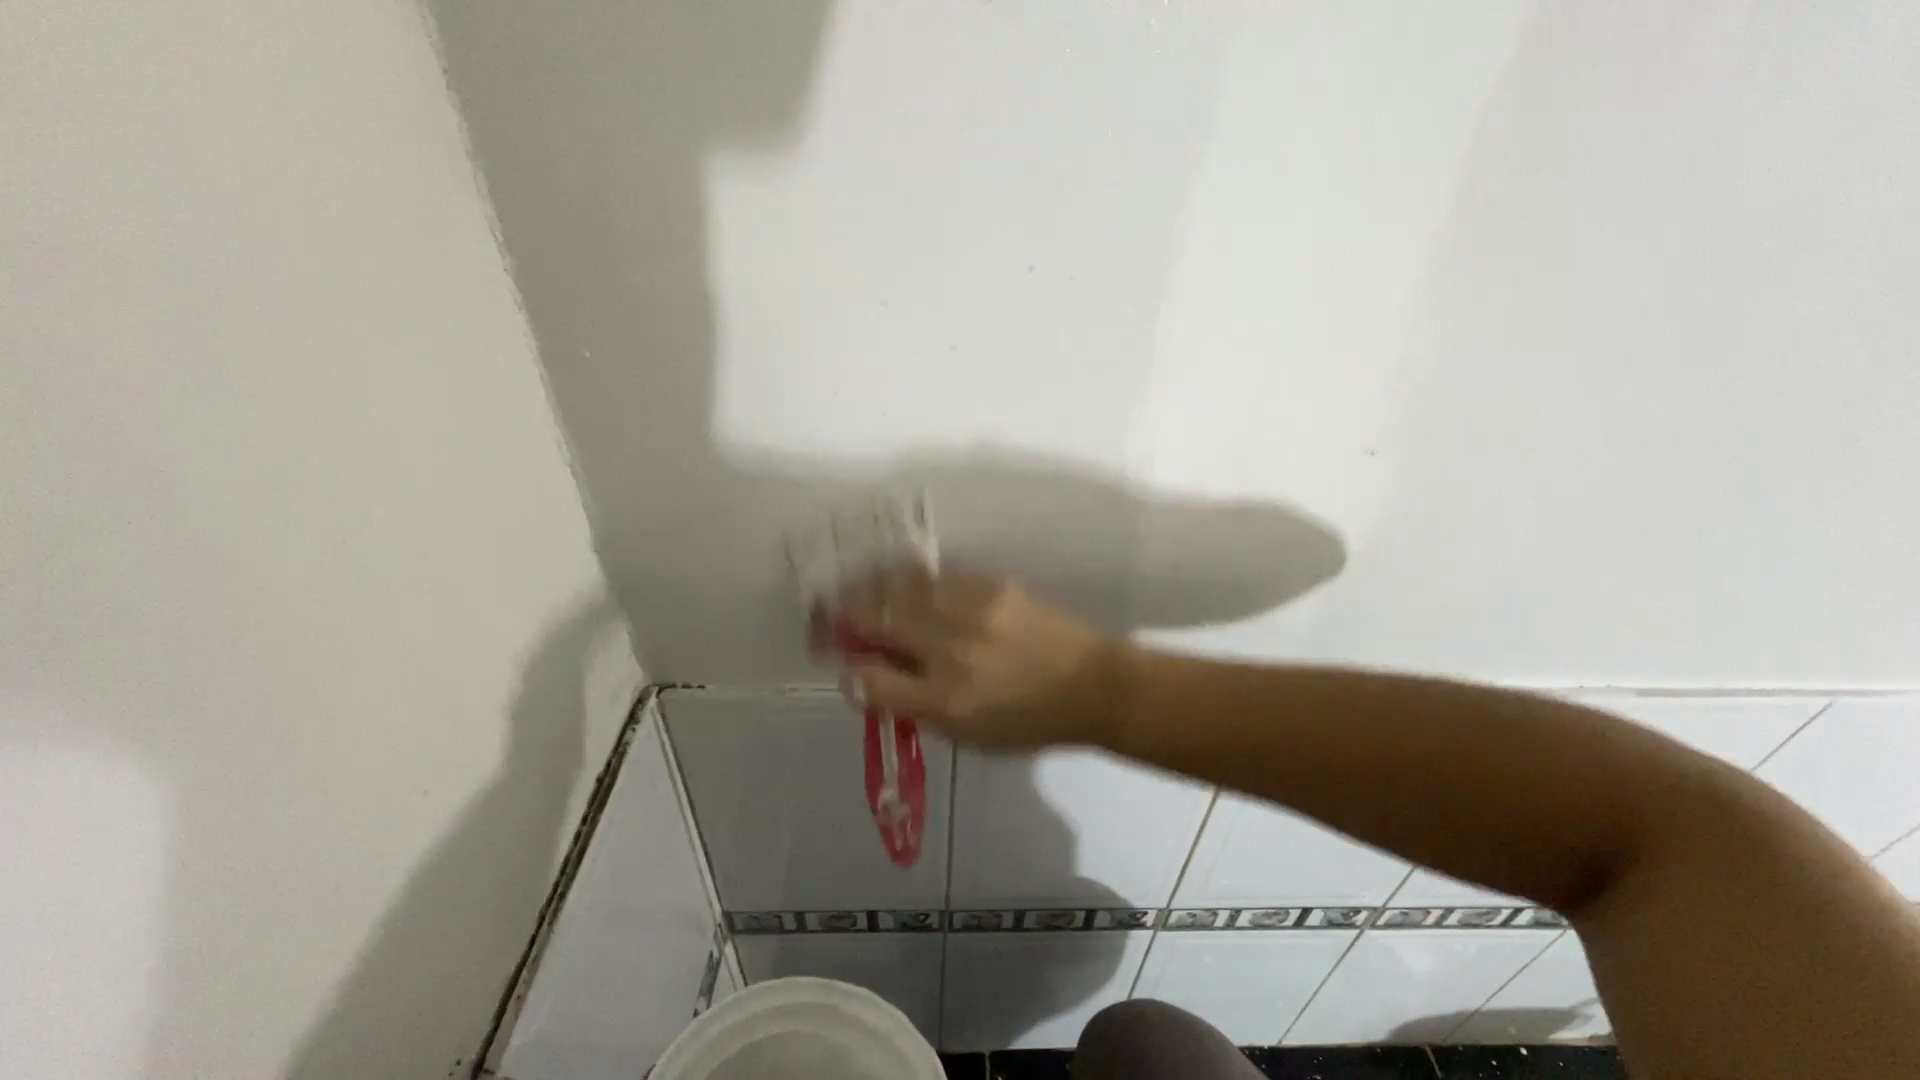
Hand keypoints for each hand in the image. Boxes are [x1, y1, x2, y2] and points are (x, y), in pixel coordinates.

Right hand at [816, 565, 1124, 747]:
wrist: (1094, 684)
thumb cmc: (1030, 722)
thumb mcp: (968, 735)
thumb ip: (913, 706)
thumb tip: (868, 678)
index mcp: (945, 700)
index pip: (872, 680)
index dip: (848, 667)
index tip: (839, 656)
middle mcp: (952, 652)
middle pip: (878, 619)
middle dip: (846, 612)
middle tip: (831, 610)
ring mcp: (973, 612)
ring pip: (903, 587)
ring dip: (873, 587)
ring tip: (859, 588)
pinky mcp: (993, 586)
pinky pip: (938, 576)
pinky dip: (912, 579)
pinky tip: (904, 581)